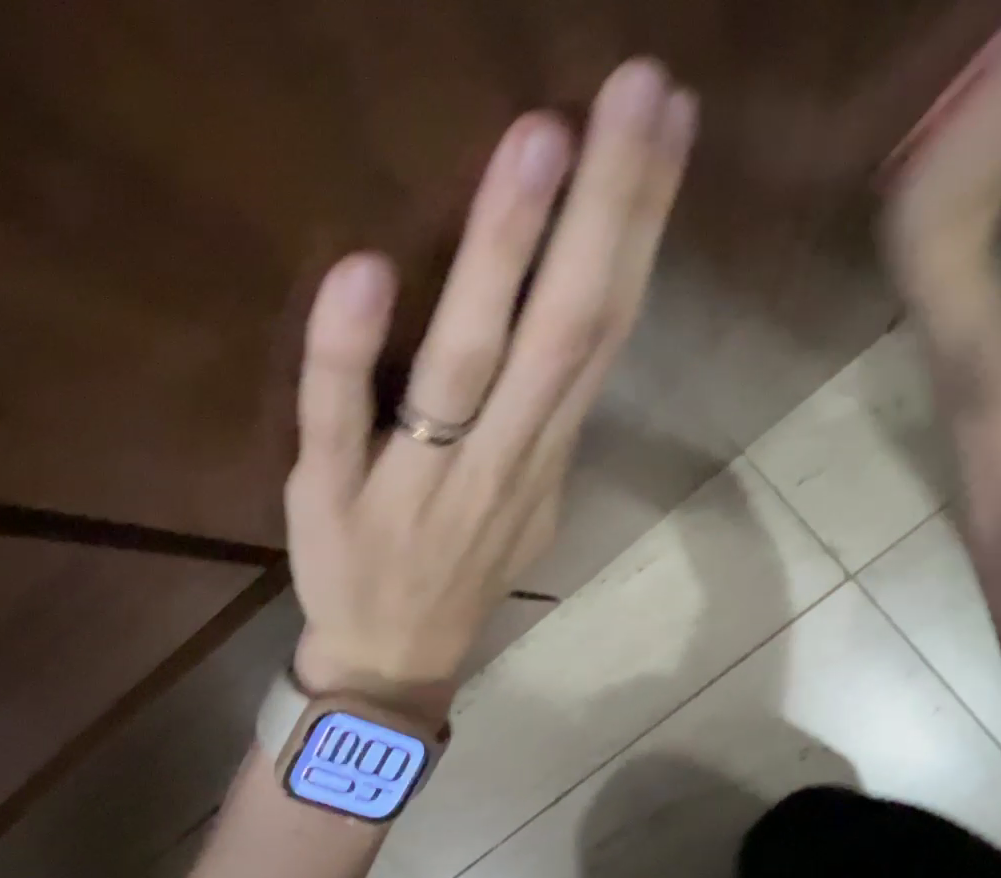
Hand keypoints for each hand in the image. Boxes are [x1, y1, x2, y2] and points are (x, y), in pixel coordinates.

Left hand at [285, 58, 697, 715]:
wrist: (392, 662)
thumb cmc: (463, 566)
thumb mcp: (534, 495)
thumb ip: (552, 409)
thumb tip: (580, 320)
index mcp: (545, 448)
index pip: (607, 323)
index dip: (641, 224)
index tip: (667, 122)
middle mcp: (498, 458)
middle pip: (563, 329)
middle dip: (607, 208)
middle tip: (636, 92)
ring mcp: (415, 480)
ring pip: (466, 363)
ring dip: (501, 254)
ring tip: (539, 143)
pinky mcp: (332, 496)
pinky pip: (340, 421)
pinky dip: (350, 354)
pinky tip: (363, 272)